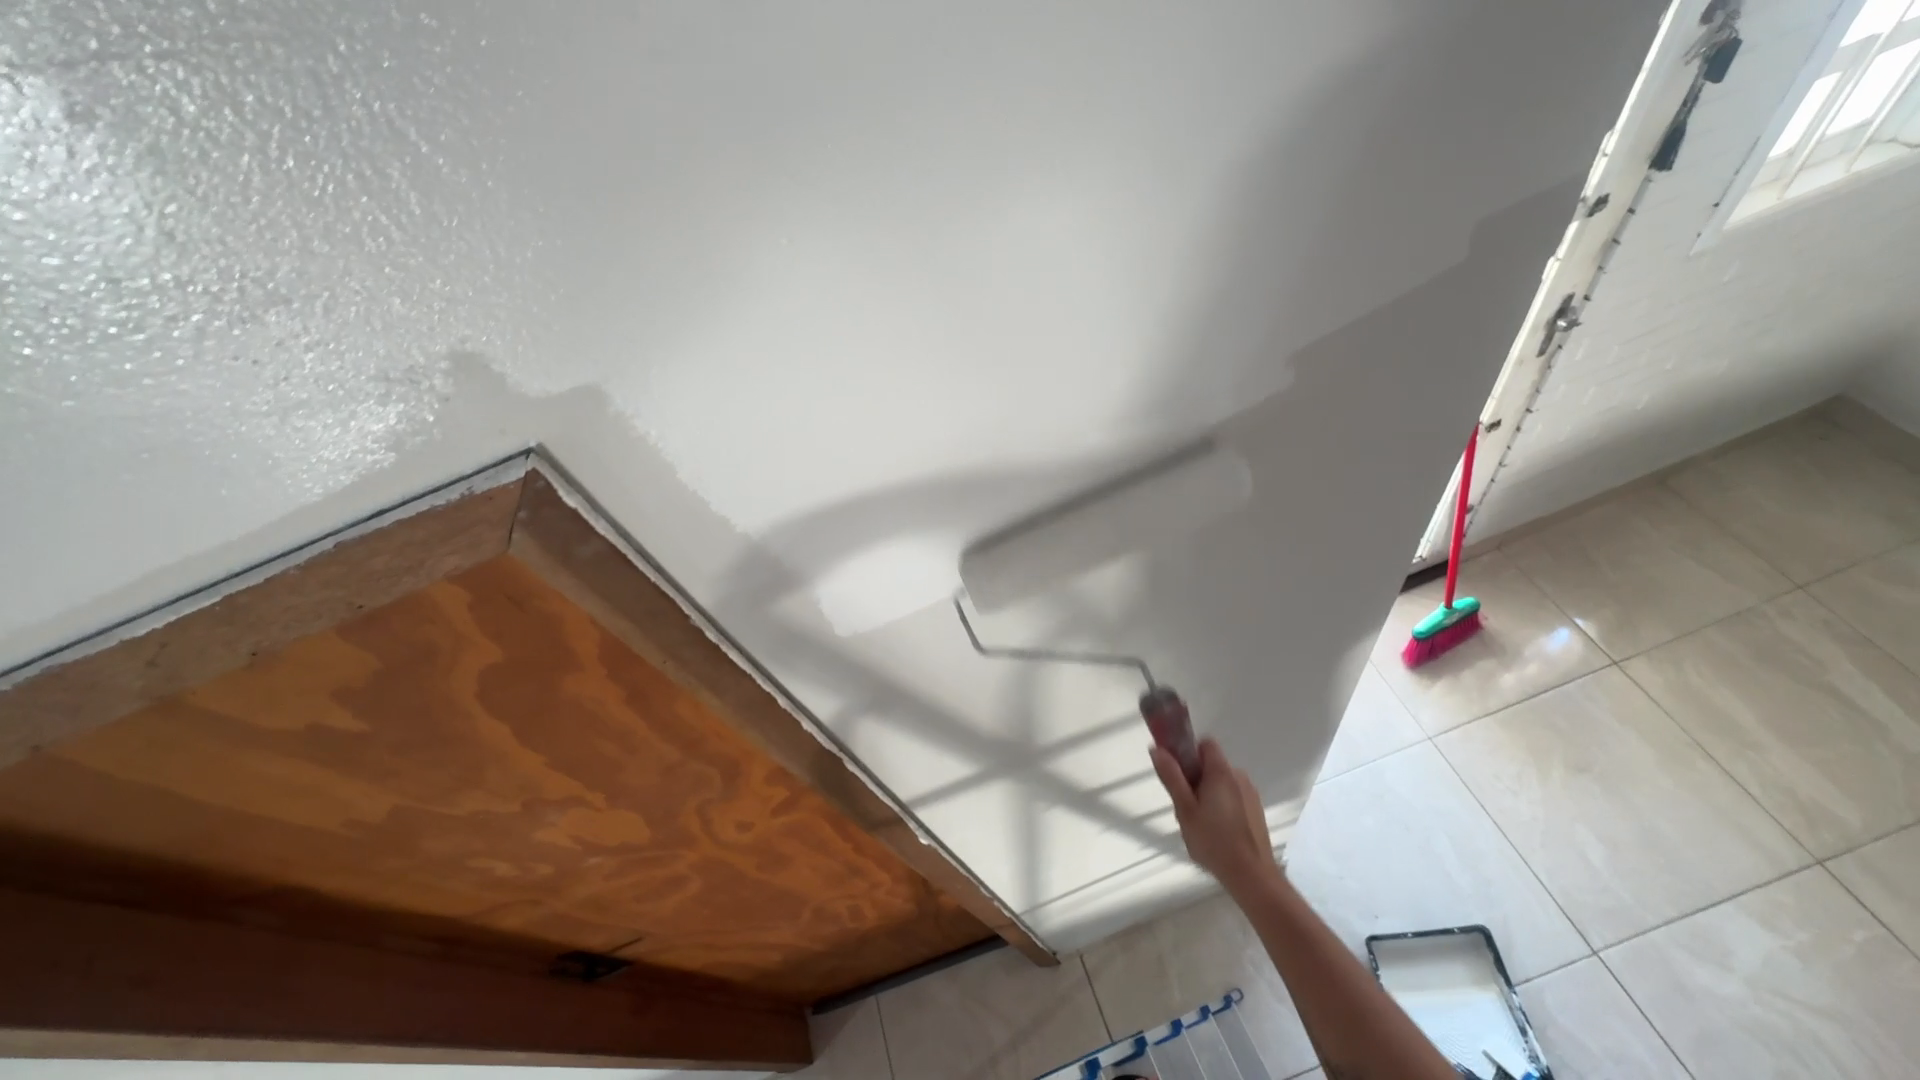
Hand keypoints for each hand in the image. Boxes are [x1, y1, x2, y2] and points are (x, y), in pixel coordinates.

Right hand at [1151, 737, 1278, 895]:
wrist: (1252, 875)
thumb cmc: (1213, 841)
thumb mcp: (1184, 809)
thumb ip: (1171, 777)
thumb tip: (1157, 748)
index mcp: (1221, 772)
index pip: (1205, 744)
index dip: (1188, 752)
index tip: (1177, 772)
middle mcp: (1239, 776)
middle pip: (1212, 765)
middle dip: (1195, 778)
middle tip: (1184, 805)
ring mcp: (1250, 794)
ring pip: (1222, 783)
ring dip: (1208, 793)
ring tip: (1199, 823)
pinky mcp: (1256, 811)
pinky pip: (1234, 797)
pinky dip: (1222, 806)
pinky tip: (1216, 832)